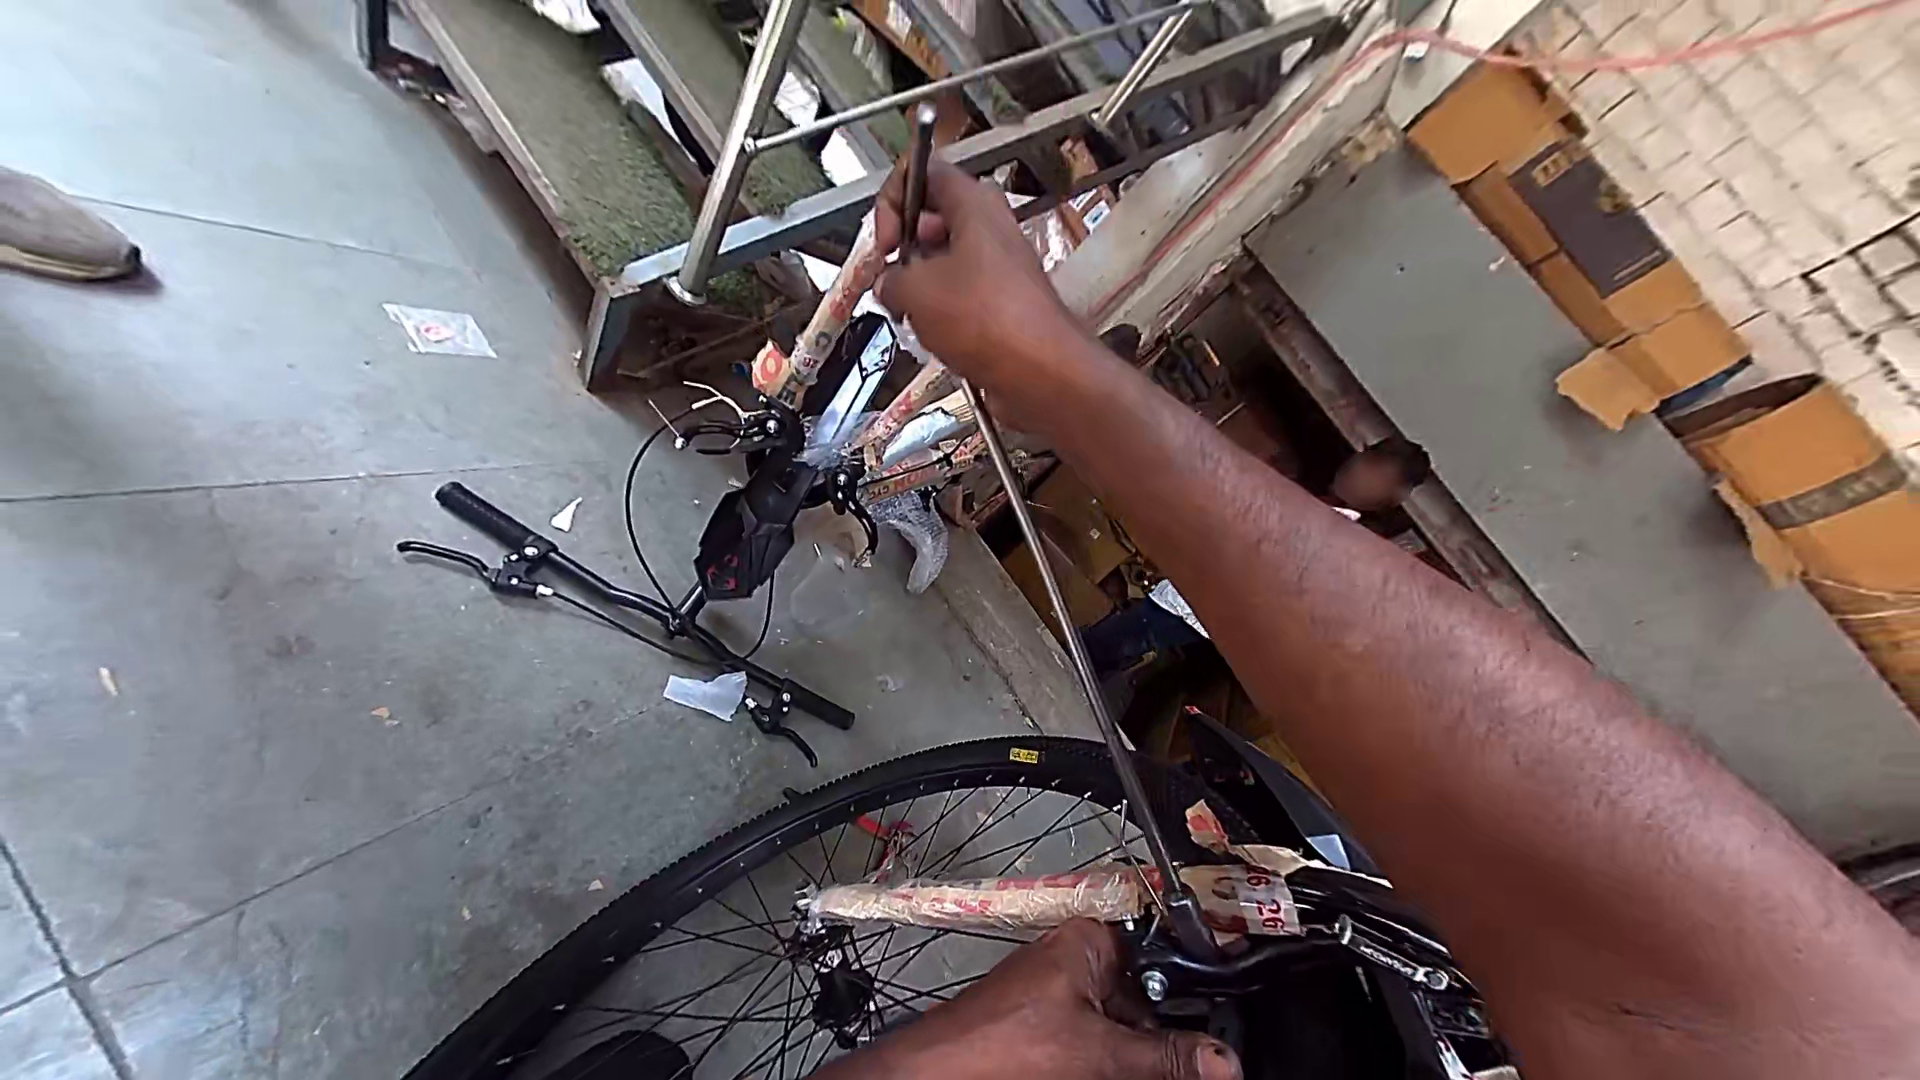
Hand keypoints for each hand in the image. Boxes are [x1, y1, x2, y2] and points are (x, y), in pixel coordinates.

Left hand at [814, 919, 1240, 1079]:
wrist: (948, 1070)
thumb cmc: (1009, 1042)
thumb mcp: (1098, 1051)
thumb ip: (1162, 1056)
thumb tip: (1222, 1060)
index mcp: (1088, 939)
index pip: (1156, 954)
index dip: (1191, 986)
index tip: (1225, 1015)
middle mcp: (1077, 955)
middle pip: (1143, 993)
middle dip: (1169, 1032)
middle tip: (1205, 1063)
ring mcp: (1065, 990)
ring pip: (1124, 1019)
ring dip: (1146, 1051)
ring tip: (1178, 1067)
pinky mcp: (1053, 1021)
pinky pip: (1101, 1033)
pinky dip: (1119, 1056)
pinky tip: (1131, 1070)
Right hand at [872, 157, 1099, 423]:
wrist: (1039, 372)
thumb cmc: (989, 320)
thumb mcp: (916, 291)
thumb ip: (888, 278)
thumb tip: (886, 284)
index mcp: (973, 204)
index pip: (921, 171)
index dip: (890, 200)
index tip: (885, 241)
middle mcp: (990, 231)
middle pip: (930, 224)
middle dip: (903, 254)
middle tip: (891, 283)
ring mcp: (999, 271)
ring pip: (943, 267)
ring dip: (920, 292)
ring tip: (914, 317)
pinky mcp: (1003, 308)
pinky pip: (961, 301)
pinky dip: (942, 318)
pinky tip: (937, 339)